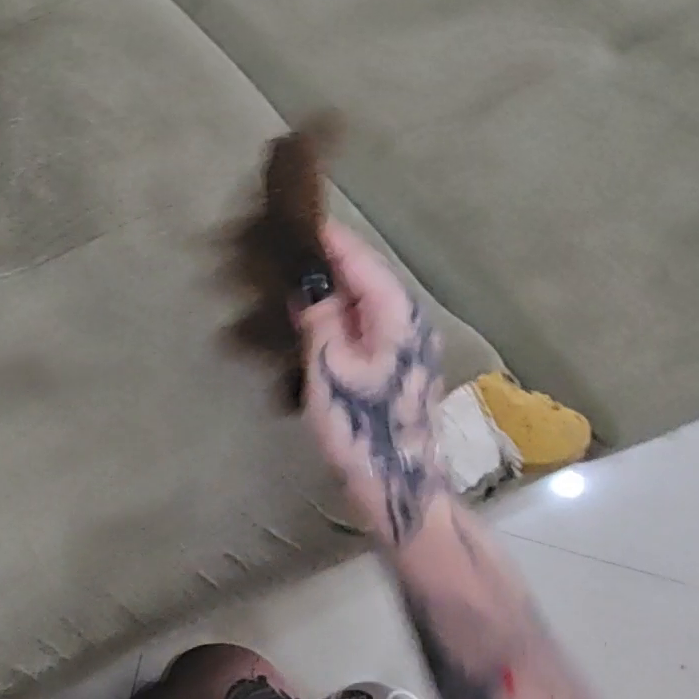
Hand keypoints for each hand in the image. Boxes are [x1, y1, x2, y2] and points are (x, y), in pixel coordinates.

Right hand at [295, 223, 447, 545]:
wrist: (393, 478)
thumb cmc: (360, 424)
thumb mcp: (329, 369)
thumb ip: (319, 322)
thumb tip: (308, 288)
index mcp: (397, 315)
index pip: (363, 263)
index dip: (334, 241)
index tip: (303, 219)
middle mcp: (407, 321)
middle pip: (368, 277)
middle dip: (332, 260)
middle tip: (291, 245)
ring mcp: (404, 344)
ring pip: (366, 301)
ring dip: (333, 287)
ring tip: (294, 274)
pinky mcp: (393, 364)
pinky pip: (364, 322)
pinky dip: (338, 311)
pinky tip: (313, 315)